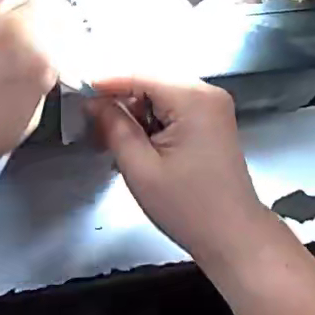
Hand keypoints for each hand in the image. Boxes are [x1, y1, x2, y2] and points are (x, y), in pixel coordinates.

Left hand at [0, 0, 56, 194]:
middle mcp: (18, 29)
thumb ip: (38, 86)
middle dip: (47, 16)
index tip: (58, 45)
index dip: (64, 40)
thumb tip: (39, 65)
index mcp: (41, 63)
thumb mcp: (24, 123)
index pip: (66, 36)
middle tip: (39, 27)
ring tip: (15, 6)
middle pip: (45, 5)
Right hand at [87, 75, 280, 263]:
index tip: (78, 92)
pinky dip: (151, 119)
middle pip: (150, 81)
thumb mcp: (140, 168)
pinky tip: (135, 142)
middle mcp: (206, 92)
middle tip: (91, 122)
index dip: (106, 83)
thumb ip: (114, 127)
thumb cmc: (189, 207)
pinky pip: (173, 107)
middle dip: (120, 99)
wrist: (236, 238)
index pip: (139, 75)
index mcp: (192, 98)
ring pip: (160, 94)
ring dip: (134, 111)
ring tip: (109, 137)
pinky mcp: (212, 120)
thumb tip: (93, 102)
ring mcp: (212, 105)